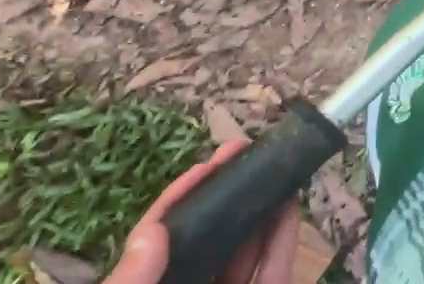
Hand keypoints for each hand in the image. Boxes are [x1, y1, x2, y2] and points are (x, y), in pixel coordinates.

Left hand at [105, 141, 300, 283]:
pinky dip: (285, 239)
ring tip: (276, 171)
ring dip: (262, 210)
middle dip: (228, 193)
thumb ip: (130, 282)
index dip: (181, 199)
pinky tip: (292, 207)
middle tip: (245, 153)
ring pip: (246, 251)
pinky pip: (275, 271)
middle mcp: (189, 282)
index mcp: (155, 283)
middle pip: (208, 239)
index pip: (161, 239)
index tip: (208, 164)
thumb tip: (151, 231)